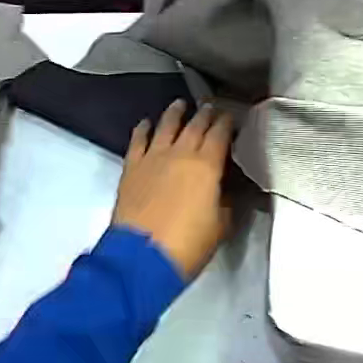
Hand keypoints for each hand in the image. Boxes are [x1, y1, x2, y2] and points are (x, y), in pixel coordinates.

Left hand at [113, 100, 233, 278]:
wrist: (142, 257)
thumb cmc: (188, 244)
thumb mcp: (221, 226)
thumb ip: (226, 202)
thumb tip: (226, 190)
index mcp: (207, 165)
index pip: (220, 134)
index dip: (227, 123)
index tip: (231, 117)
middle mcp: (180, 154)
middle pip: (195, 126)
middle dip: (205, 114)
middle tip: (210, 107)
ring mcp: (152, 158)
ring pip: (166, 126)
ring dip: (175, 114)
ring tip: (180, 104)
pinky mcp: (131, 168)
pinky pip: (138, 141)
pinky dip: (143, 129)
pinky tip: (146, 123)